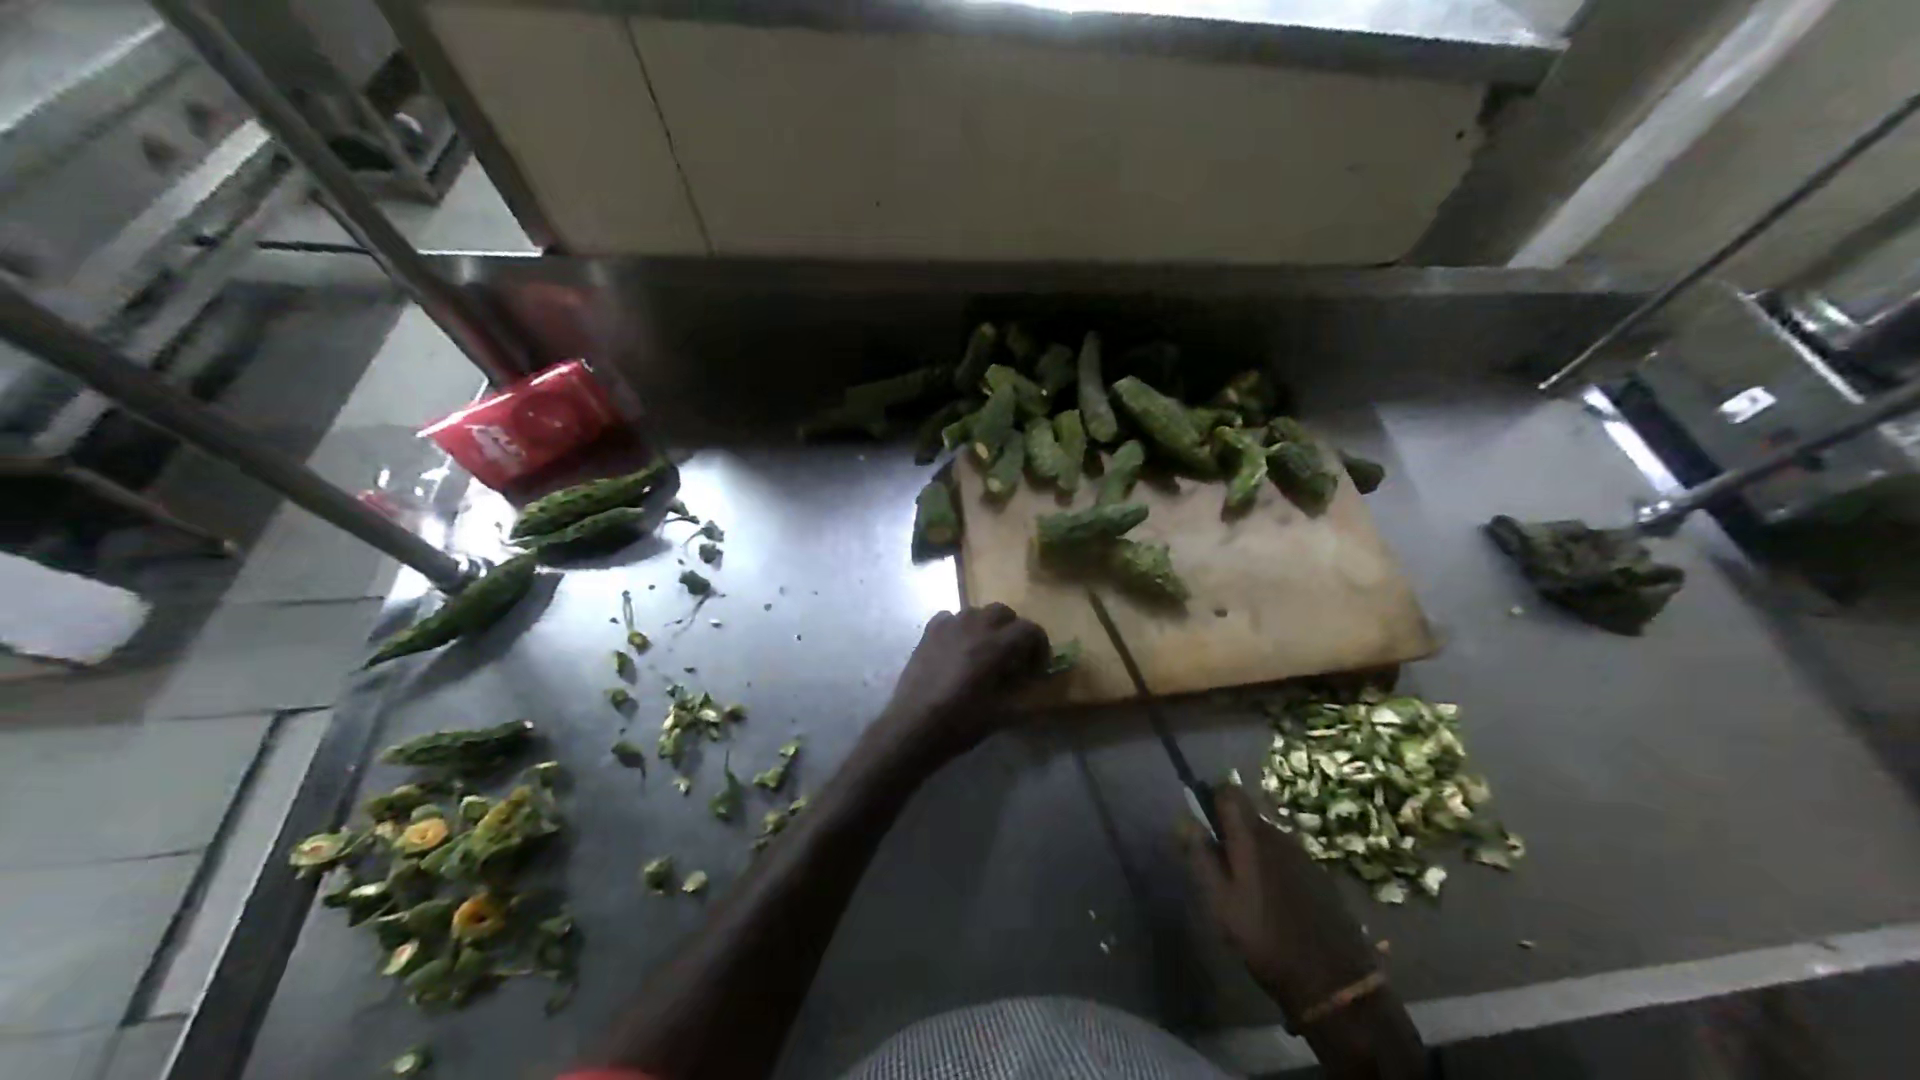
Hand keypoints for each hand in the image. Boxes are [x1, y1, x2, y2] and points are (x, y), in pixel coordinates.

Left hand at [877, 605, 1049, 761]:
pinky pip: (950, 618)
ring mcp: (947, 626)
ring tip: (984, 651)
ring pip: (976, 612)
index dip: (1039, 646)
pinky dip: (960, 627)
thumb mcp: (1002, 714)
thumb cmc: (960, 723)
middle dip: (1013, 630)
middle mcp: (973, 627)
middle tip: (1012, 656)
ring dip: (987, 626)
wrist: (914, 726)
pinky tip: (957, 649)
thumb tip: (1039, 686)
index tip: (1035, 667)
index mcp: (995, 646)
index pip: (1029, 629)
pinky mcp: (928, 633)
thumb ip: (1027, 695)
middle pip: (1003, 612)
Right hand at [1183, 785, 1379, 1021]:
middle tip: (1218, 866)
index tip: (1202, 826)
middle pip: (1248, 815)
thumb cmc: (1264, 936)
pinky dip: (1273, 867)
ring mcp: (1304, 855)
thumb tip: (1184, 819)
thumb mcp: (1220, 900)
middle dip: (1229, 831)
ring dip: (1251, 850)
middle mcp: (1280, 835)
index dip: (1212, 800)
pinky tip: (1272, 900)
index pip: (1229, 791)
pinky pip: (1286, 857)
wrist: (1332, 981)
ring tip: (1243, 887)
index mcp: (1252, 836)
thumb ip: (1201, 855)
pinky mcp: (1320, 876)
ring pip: (1267, 837)